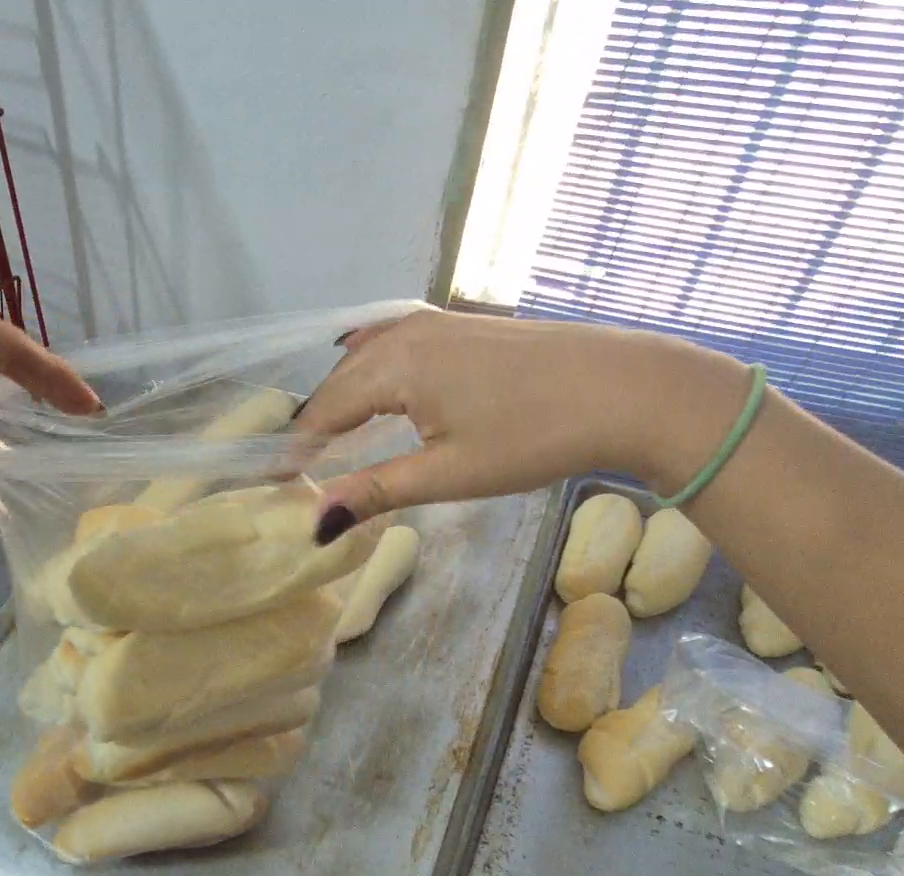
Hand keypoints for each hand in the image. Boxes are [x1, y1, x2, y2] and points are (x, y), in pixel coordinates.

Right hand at [294, 309, 744, 539]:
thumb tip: (317, 524)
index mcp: (395, 367)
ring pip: (367, 361)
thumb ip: (376, 491)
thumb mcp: (449, 473)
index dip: (297, 448)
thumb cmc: (535, 436)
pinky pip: (394, 344)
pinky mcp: (461, 326)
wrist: (630, 389)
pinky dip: (372, 370)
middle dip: (316, 423)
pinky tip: (370, 376)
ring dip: (343, 396)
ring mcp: (436, 323)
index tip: (273, 481)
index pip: (325, 411)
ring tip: (327, 435)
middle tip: (295, 465)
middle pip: (340, 382)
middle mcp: (405, 334)